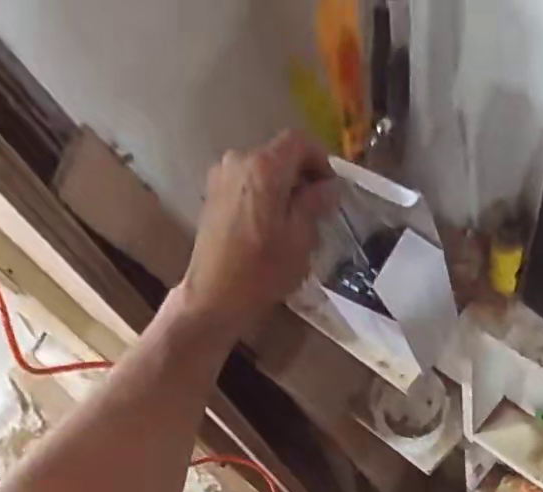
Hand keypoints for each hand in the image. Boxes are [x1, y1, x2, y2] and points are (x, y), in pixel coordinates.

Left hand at [174, 131, 335, 338]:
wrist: (213, 299)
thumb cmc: (261, 272)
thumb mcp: (299, 240)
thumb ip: (314, 204)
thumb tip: (327, 187)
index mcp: (264, 167)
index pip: (299, 142)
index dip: (320, 160)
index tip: (331, 188)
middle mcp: (238, 161)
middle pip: (278, 155)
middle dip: (300, 175)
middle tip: (316, 208)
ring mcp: (220, 178)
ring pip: (260, 171)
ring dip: (280, 188)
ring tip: (292, 221)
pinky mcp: (211, 198)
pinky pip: (245, 186)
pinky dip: (261, 197)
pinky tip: (268, 226)